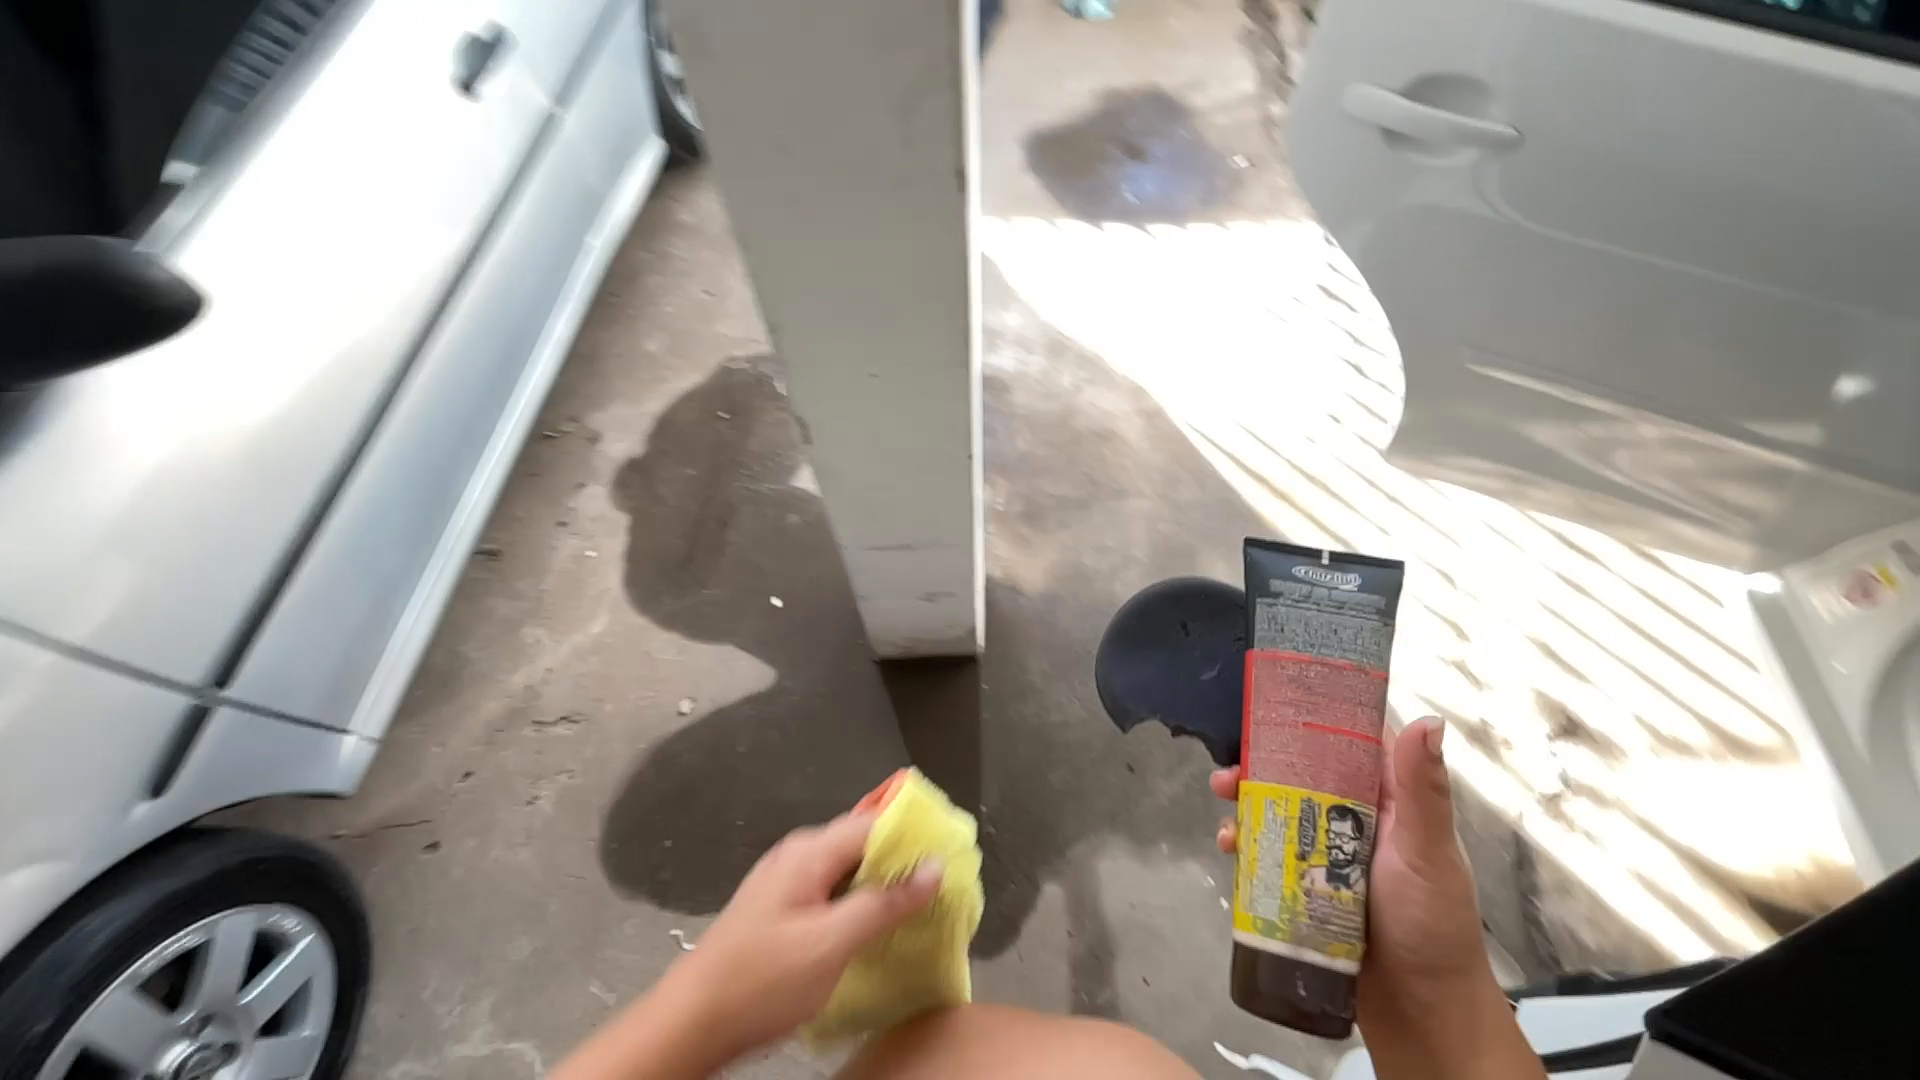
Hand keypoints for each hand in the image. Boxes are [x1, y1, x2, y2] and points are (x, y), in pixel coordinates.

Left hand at [664, 812, 942, 1058]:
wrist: (693, 1023)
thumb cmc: (762, 980)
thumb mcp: (832, 943)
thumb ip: (885, 902)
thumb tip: (934, 867)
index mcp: (809, 852)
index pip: (876, 823)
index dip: (916, 835)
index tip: (953, 853)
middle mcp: (798, 855)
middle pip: (863, 843)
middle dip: (903, 862)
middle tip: (943, 887)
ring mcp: (788, 881)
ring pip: (849, 870)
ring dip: (883, 885)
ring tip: (921, 909)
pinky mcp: (783, 908)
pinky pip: (834, 891)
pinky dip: (860, 903)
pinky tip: (878, 928)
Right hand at [1214, 718, 1536, 1078]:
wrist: (1420, 1012)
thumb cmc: (1432, 925)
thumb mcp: (1428, 853)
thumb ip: (1423, 791)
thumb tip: (1429, 721)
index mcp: (1391, 801)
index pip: (1352, 744)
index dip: (1315, 721)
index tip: (1275, 704)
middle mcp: (1357, 819)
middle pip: (1302, 775)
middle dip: (1263, 765)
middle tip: (1231, 767)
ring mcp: (1328, 852)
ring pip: (1279, 810)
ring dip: (1247, 800)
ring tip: (1222, 798)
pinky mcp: (1306, 884)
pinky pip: (1269, 853)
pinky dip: (1245, 843)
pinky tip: (1229, 846)